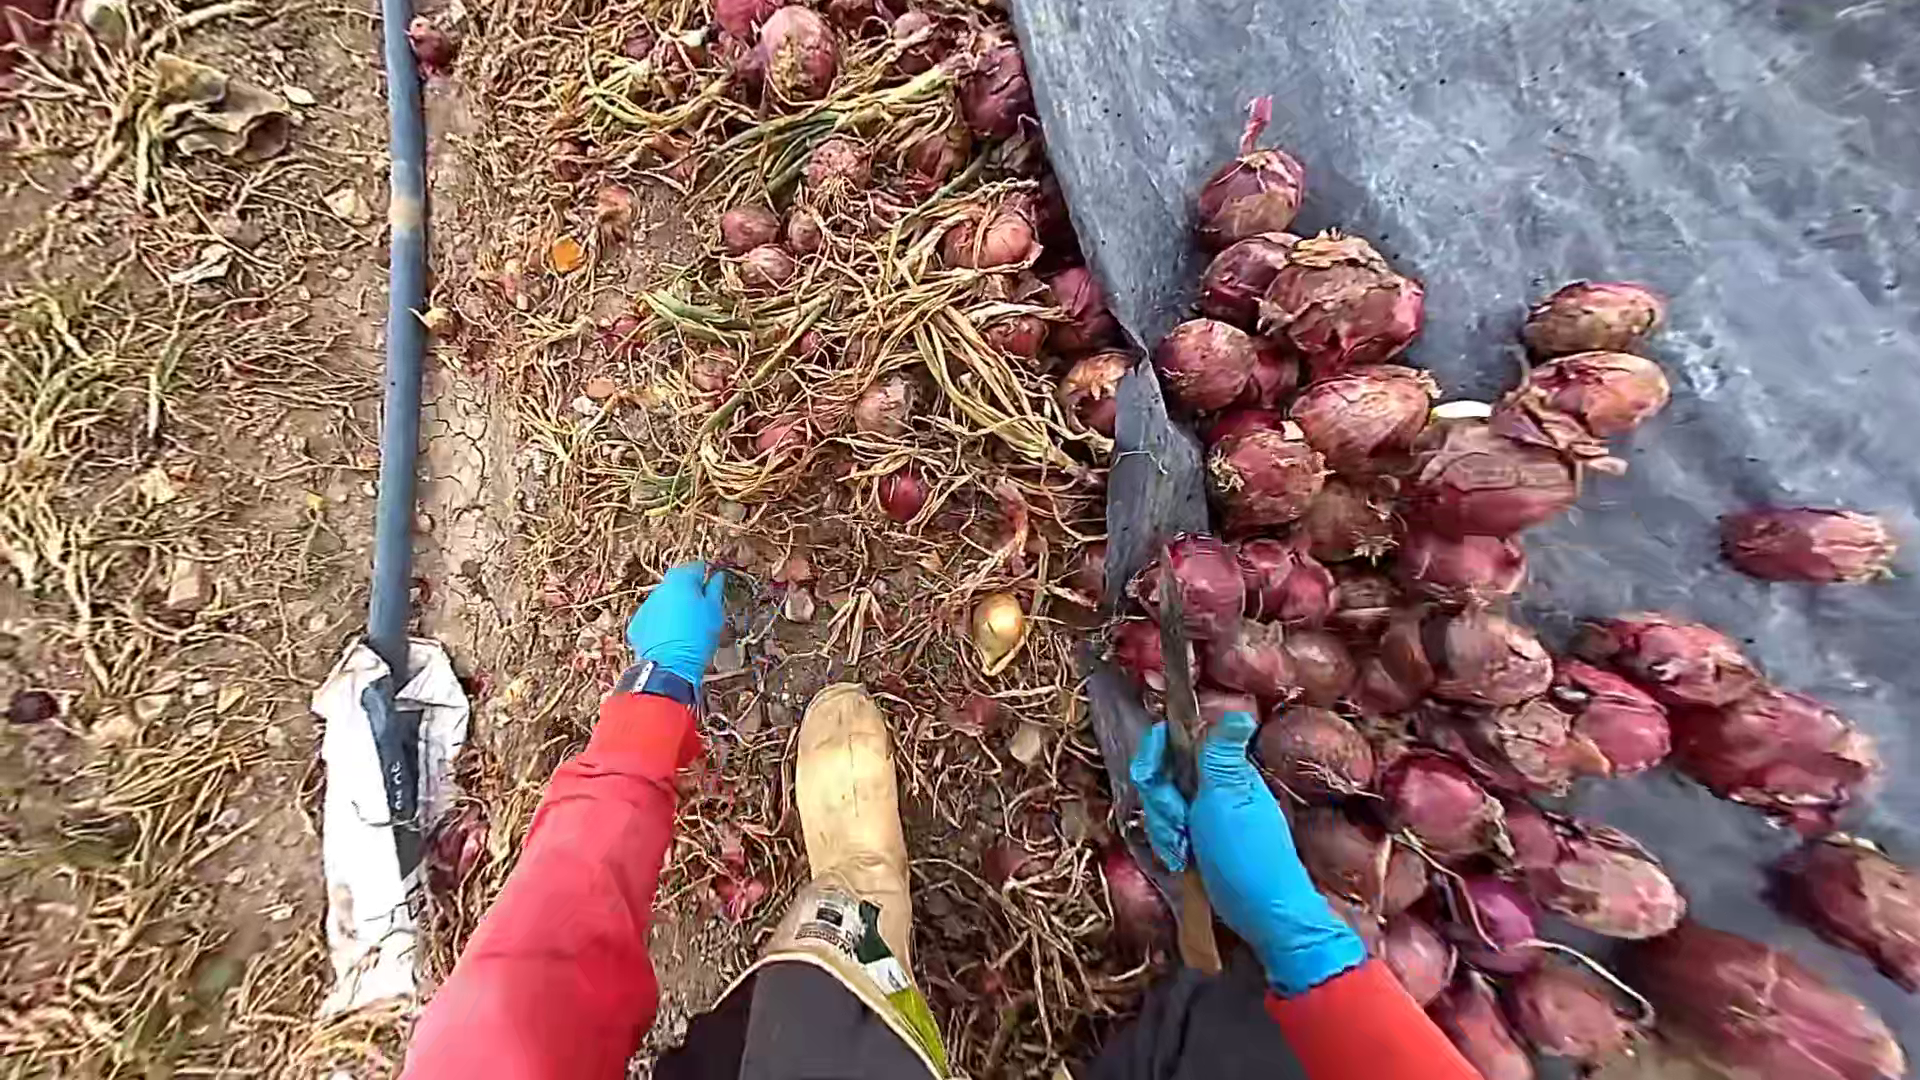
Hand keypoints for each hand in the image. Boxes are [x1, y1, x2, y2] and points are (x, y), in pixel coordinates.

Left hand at [625, 561, 726, 686]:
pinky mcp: (637, 624)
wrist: (671, 666)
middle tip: (703, 607)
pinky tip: (674, 636)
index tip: (713, 585)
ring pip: (665, 600)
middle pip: (678, 582)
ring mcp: (646, 606)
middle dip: (690, 591)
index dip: (707, 574)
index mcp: (681, 580)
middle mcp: (660, 589)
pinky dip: (662, 622)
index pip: (696, 566)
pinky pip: (654, 617)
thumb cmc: (698, 636)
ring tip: (689, 625)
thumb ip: (715, 589)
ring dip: (676, 606)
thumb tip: (717, 577)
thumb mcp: (715, 610)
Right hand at [1129, 709, 1365, 995]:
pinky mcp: (1192, 834)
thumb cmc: (1248, 855)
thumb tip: (1241, 714)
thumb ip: (1221, 754)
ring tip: (1184, 848)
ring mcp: (1200, 809)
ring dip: (1162, 826)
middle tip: (1180, 824)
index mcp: (1220, 765)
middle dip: (1160, 801)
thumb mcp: (1229, 799)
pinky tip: (1181, 859)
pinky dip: (1165, 842)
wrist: (1264, 917)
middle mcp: (1208, 781)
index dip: (1153, 754)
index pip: (1170, 738)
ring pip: (1156, 800)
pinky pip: (1161, 826)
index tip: (1151, 779)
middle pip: (1157, 770)